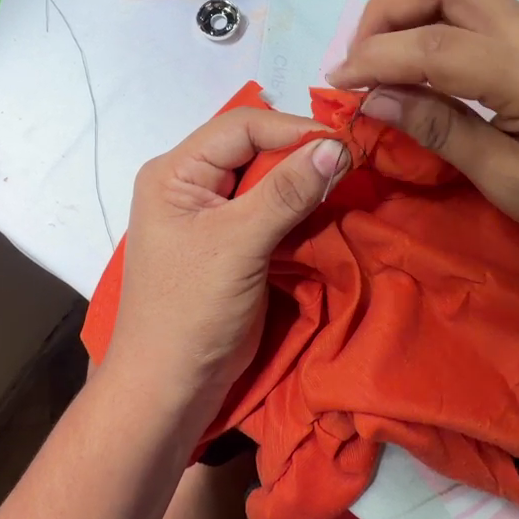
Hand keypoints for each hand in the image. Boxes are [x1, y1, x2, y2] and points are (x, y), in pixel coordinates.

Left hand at [103, 108, 349, 422]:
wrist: (168, 390)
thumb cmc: (191, 312)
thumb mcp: (239, 245)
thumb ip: (287, 192)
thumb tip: (337, 146)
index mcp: (174, 171)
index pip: (240, 127)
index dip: (292, 129)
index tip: (343, 143)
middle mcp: (189, 181)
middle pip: (252, 146)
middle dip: (299, 152)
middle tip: (350, 161)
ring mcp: (208, 212)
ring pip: (264, 176)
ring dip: (302, 179)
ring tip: (344, 180)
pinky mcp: (229, 240)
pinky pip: (267, 207)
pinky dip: (297, 206)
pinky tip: (325, 207)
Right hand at [325, 0, 518, 262]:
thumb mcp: (509, 183)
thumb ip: (440, 130)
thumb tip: (373, 97)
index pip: (437, 45)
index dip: (377, 57)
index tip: (336, 83)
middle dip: (388, 10)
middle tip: (358, 60)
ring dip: (406, 10)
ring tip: (376, 59)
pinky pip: (472, 8)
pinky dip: (430, 22)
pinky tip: (412, 61)